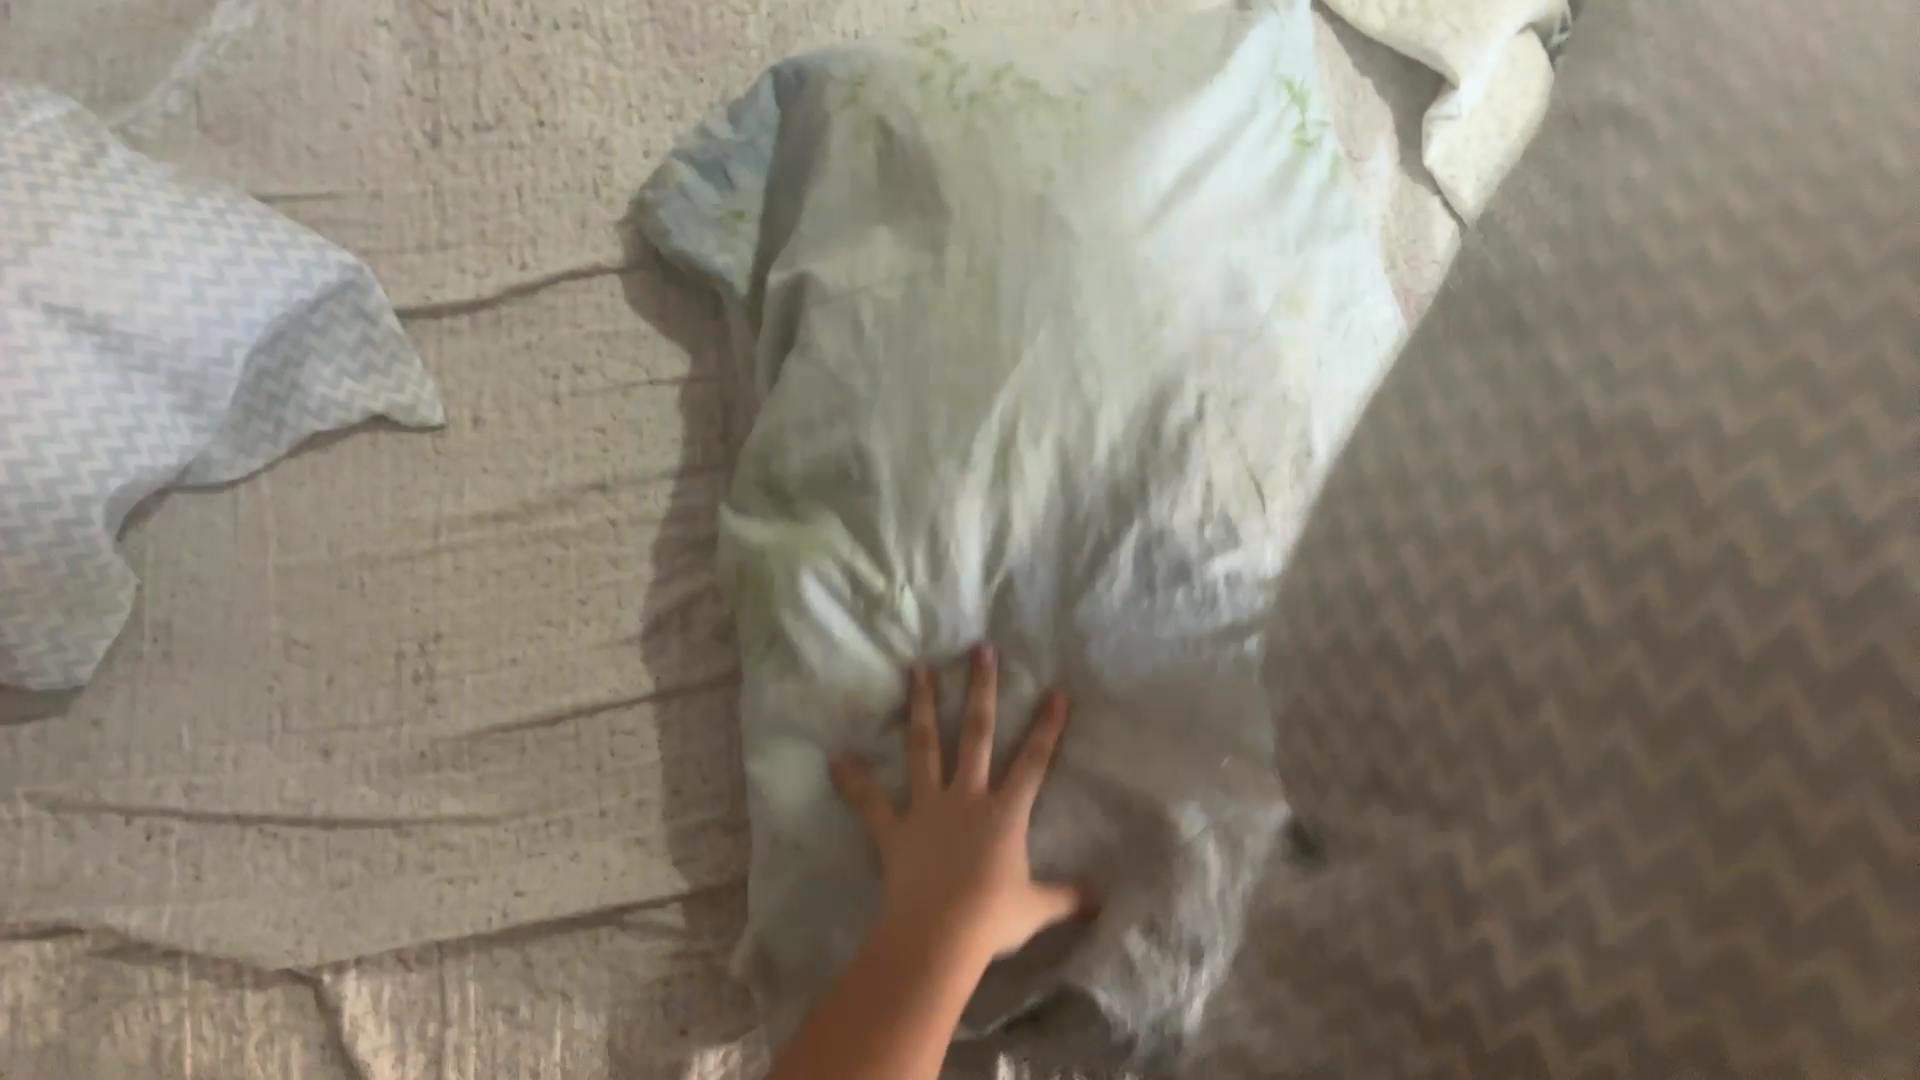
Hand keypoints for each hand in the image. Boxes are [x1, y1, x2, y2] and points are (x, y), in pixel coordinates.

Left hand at [831, 644, 1091, 960]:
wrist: (940, 935)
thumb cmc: (992, 919)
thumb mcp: (1037, 909)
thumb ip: (1068, 897)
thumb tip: (1101, 899)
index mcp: (1004, 813)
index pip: (1033, 761)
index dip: (1047, 727)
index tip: (1056, 691)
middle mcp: (966, 796)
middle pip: (976, 733)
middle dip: (981, 689)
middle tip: (980, 649)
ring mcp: (928, 807)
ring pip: (925, 746)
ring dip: (922, 706)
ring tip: (919, 668)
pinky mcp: (895, 828)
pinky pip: (870, 803)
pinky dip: (853, 782)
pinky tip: (836, 758)